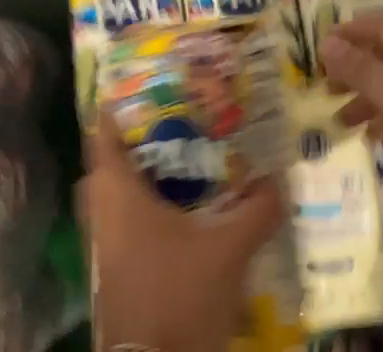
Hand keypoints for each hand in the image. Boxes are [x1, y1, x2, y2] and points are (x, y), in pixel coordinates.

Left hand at [82, 114, 285, 351]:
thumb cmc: (180, 294)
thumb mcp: (229, 249)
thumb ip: (257, 210)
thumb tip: (279, 180)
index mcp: (119, 197)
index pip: (102, 139)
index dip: (114, 110)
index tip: (138, 88)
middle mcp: (102, 218)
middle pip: (105, 170)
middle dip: (131, 147)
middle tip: (168, 130)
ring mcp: (103, 252)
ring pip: (113, 203)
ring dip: (138, 184)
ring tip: (180, 170)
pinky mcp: (113, 277)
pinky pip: (121, 229)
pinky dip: (142, 215)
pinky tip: (180, 219)